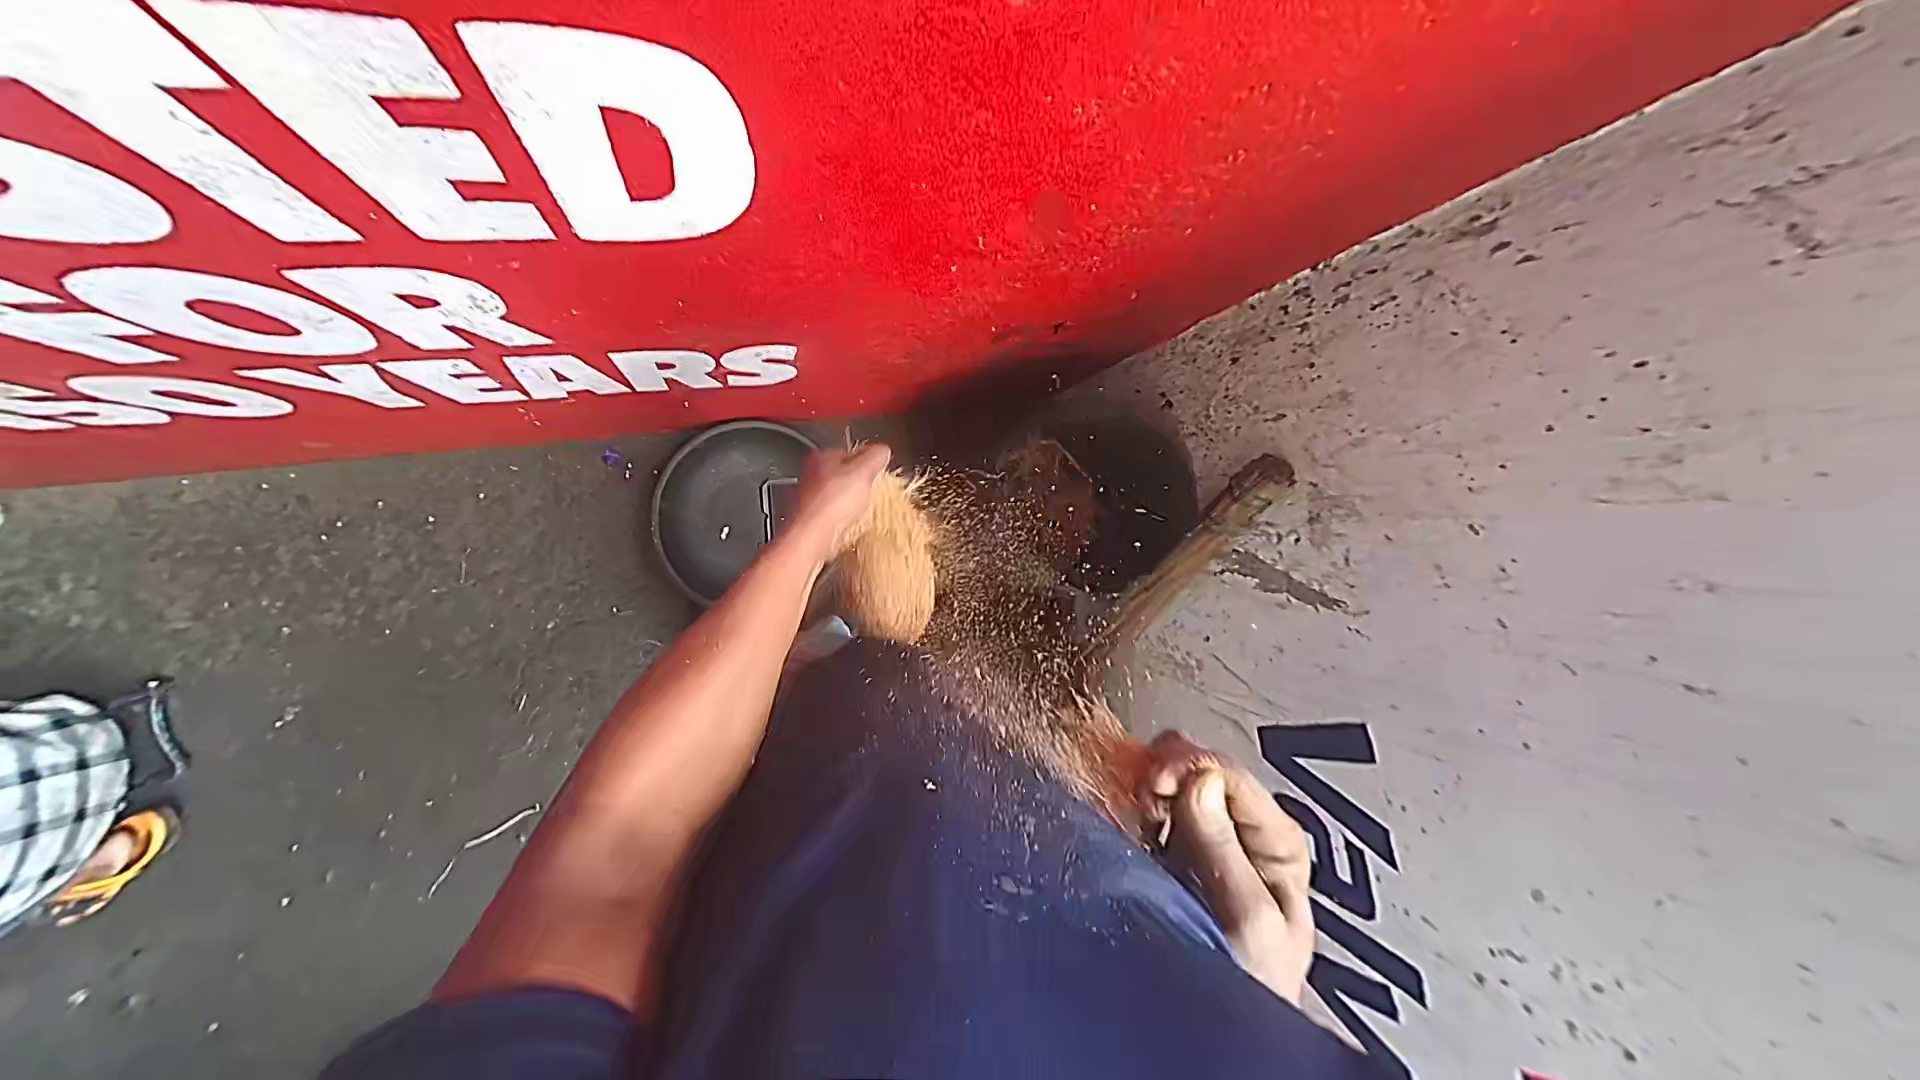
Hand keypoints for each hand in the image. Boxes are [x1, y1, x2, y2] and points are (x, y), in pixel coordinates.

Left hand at [784, 443, 891, 565]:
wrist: (812, 537)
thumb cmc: (832, 503)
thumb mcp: (863, 473)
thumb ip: (875, 458)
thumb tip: (882, 451)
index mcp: (821, 457)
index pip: (850, 452)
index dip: (868, 461)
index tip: (878, 470)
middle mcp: (810, 475)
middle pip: (843, 475)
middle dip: (858, 484)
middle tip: (871, 492)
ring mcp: (808, 499)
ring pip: (837, 497)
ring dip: (850, 504)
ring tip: (861, 511)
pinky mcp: (810, 520)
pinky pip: (832, 516)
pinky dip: (842, 520)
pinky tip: (849, 525)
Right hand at [1139, 731, 1315, 1004]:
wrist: (1210, 1029)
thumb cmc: (1244, 985)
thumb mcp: (1245, 920)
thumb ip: (1223, 849)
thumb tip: (1199, 783)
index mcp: (1275, 841)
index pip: (1230, 774)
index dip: (1191, 767)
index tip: (1157, 782)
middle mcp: (1241, 831)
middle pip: (1200, 768)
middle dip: (1167, 771)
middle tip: (1145, 794)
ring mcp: (1203, 837)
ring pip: (1172, 781)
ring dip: (1148, 786)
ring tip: (1138, 810)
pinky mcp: (1170, 847)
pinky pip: (1150, 805)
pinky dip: (1135, 801)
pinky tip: (1130, 818)